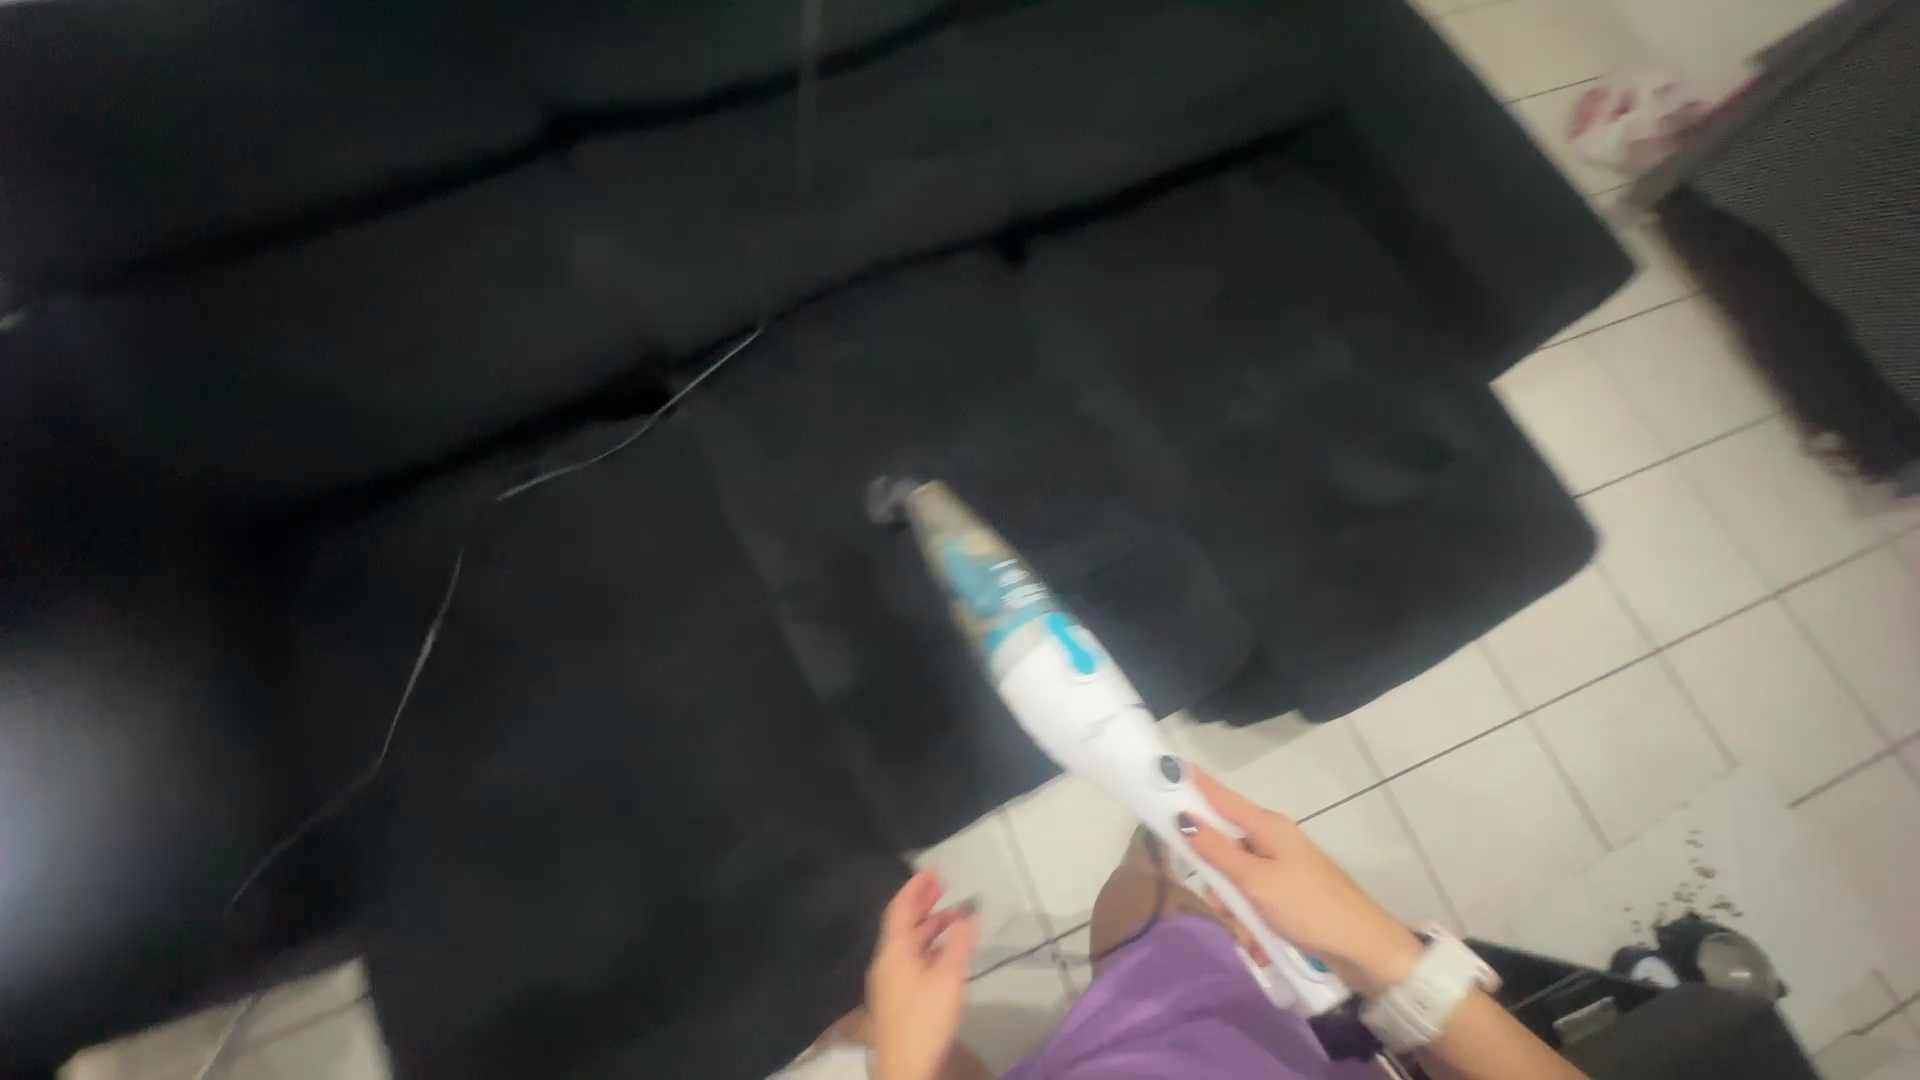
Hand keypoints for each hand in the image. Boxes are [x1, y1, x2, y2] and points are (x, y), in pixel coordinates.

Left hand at [865, 870, 979, 1079]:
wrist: (904, 1070)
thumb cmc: (925, 1019)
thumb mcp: (948, 978)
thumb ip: (959, 943)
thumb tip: (969, 914)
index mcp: (894, 950)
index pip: (901, 907)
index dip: (916, 886)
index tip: (933, 869)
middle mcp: (887, 960)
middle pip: (904, 923)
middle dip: (924, 902)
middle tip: (944, 885)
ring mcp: (889, 980)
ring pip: (909, 942)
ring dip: (929, 926)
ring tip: (954, 916)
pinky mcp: (896, 997)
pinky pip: (911, 958)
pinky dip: (928, 946)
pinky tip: (945, 951)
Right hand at [1184, 768, 1422, 996]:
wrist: (1366, 951)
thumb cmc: (1307, 906)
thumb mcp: (1255, 881)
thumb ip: (1216, 850)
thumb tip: (1183, 817)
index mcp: (1267, 826)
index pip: (1221, 796)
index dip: (1194, 783)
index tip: (1169, 766)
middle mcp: (1273, 839)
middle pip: (1225, 844)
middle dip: (1216, 876)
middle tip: (1218, 904)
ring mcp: (1283, 866)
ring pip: (1238, 876)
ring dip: (1235, 905)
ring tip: (1246, 933)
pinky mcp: (1290, 892)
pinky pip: (1255, 897)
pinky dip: (1252, 918)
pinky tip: (1258, 942)